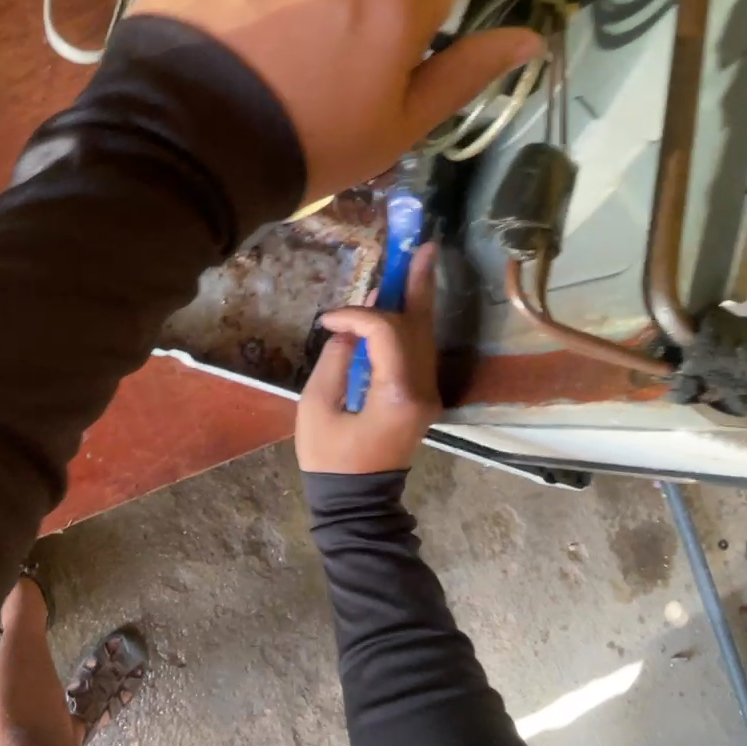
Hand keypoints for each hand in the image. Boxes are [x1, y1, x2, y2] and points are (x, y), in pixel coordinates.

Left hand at [129, 0, 541, 205]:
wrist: (185, 153)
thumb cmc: (298, 152)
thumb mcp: (390, 134)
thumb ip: (460, 78)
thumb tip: (529, 37)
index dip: (392, 37)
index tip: (353, 75)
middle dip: (342, 5)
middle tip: (296, 67)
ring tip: (250, 49)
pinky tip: (216, 27)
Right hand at [296, 243, 441, 474]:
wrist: (357, 501)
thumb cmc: (329, 458)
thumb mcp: (318, 408)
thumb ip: (335, 362)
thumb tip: (348, 331)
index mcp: (396, 392)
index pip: (384, 332)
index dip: (357, 315)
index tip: (328, 320)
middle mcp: (423, 388)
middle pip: (420, 326)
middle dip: (417, 285)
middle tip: (424, 245)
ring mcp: (428, 394)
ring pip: (425, 336)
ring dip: (418, 299)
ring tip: (423, 260)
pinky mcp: (423, 398)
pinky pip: (419, 352)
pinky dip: (409, 325)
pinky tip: (403, 302)